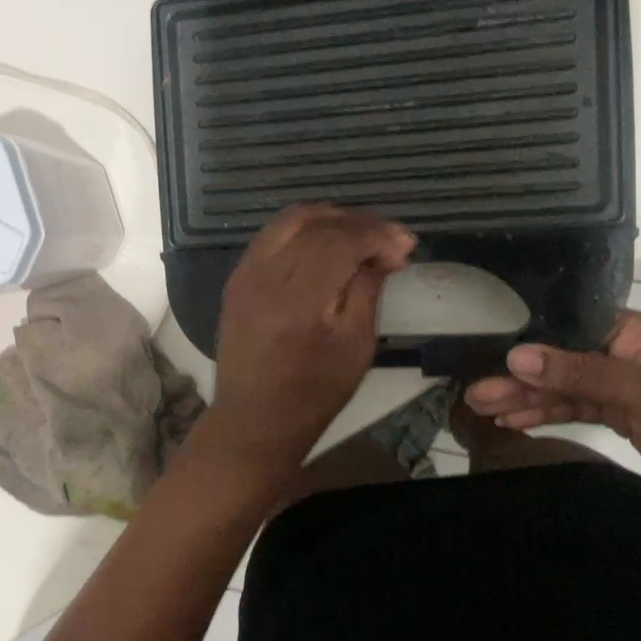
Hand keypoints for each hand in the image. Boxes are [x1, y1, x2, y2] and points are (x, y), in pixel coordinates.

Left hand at [205, 205, 415, 474]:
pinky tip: (325, 245)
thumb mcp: (356, 347)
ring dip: (329, 219)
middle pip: (314, 223)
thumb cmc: (314, 394)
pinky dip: (303, 229)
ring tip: (359, 236)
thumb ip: (367, 290)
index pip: (340, 241)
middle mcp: (264, 277)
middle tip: (388, 240)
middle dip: (358, 223)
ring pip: (289, 220)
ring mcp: (243, 274)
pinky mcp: (236, 278)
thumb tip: (384, 251)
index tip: (405, 246)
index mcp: (297, 302)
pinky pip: (272, 235)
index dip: (377, 234)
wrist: (254, 420)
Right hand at [463, 310, 640, 520]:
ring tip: (482, 410)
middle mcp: (633, 354)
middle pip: (565, 359)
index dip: (532, 339)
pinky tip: (516, 421)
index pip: (575, 325)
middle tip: (475, 393)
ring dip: (528, 398)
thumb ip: (581, 374)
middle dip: (521, 376)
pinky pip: (579, 409)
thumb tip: (518, 354)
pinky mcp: (627, 418)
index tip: (488, 352)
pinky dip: (549, 414)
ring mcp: (629, 387)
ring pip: (568, 387)